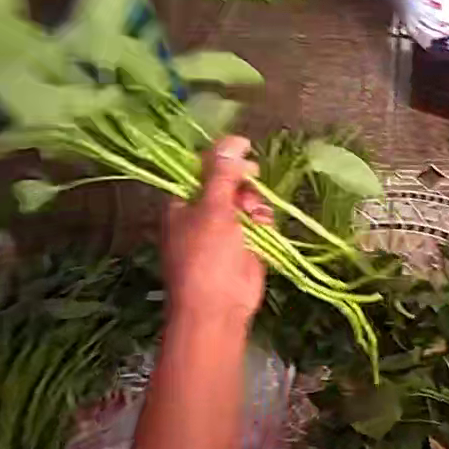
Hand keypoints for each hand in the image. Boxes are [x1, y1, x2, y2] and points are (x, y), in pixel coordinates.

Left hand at [163, 136, 270, 326]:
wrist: (218, 307)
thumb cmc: (206, 257)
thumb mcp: (212, 209)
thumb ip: (223, 173)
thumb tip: (234, 141)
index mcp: (182, 202)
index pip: (202, 168)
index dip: (223, 157)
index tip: (245, 149)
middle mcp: (202, 212)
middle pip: (228, 182)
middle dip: (243, 181)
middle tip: (253, 179)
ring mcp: (226, 229)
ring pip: (247, 200)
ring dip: (255, 201)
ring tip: (256, 213)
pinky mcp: (247, 244)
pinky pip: (259, 221)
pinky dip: (264, 220)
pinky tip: (265, 225)